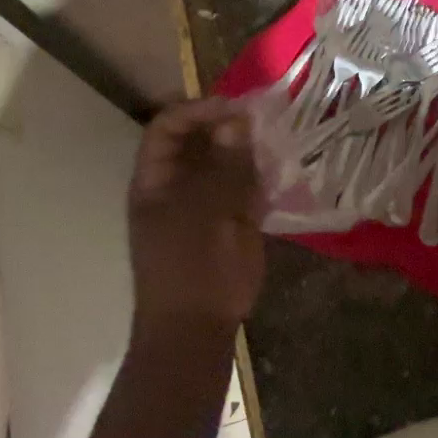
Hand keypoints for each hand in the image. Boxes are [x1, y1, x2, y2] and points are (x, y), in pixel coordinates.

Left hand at [127, 99, 267, 329]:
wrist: (196, 329)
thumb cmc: (190, 268)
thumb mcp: (206, 212)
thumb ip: (224, 166)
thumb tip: (237, 122)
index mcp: (156, 180)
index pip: (169, 128)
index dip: (198, 111)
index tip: (234, 108)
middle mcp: (178, 185)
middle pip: (200, 140)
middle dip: (229, 125)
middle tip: (264, 118)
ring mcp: (206, 203)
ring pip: (227, 161)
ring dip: (250, 148)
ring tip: (277, 138)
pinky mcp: (232, 221)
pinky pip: (246, 186)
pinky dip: (262, 174)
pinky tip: (281, 167)